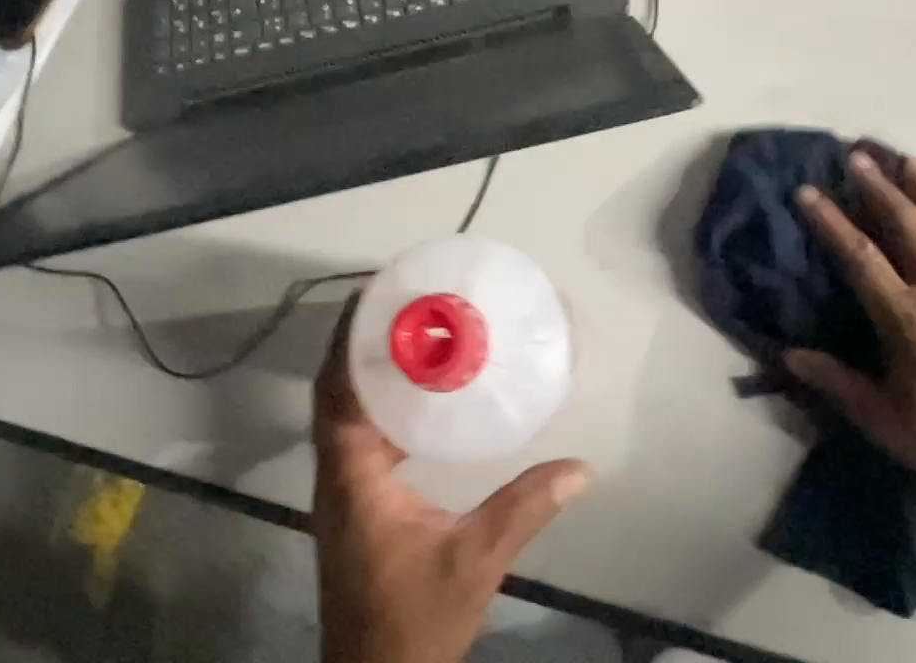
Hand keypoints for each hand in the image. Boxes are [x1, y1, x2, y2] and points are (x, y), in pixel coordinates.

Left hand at [313, 304, 589, 662]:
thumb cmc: (416, 618)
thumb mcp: (475, 560)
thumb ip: (525, 508)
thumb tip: (580, 467)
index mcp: (351, 476)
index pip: (335, 392)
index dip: (347, 342)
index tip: (375, 297)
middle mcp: (336, 474)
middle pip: (334, 392)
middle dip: (359, 344)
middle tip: (402, 305)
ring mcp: (341, 490)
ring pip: (343, 413)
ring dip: (366, 372)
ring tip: (410, 337)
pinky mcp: (353, 503)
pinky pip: (357, 435)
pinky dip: (379, 406)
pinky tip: (416, 398)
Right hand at [785, 151, 915, 506]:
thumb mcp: (889, 425)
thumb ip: (836, 384)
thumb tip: (786, 353)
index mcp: (909, 318)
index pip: (860, 257)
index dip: (830, 221)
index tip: (806, 191)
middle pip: (909, 227)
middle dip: (880, 188)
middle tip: (859, 156)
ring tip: (912, 162)